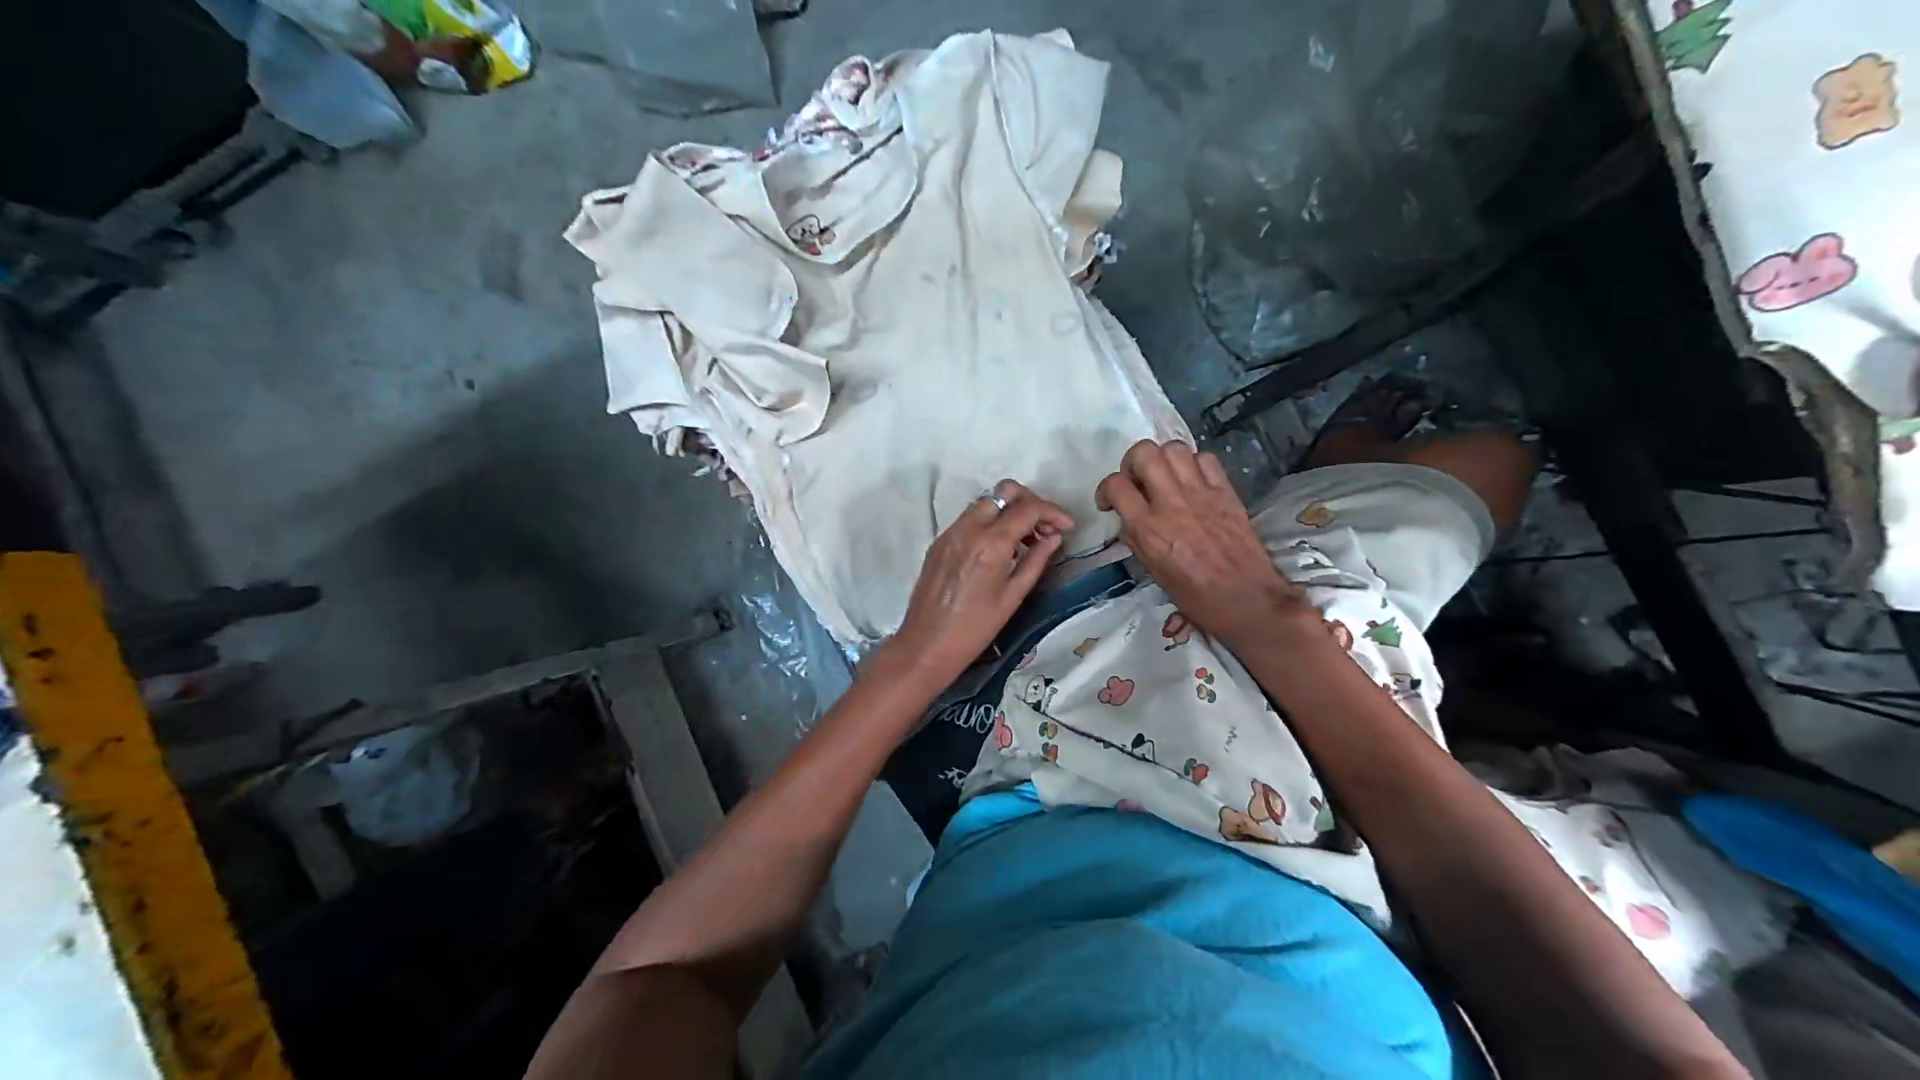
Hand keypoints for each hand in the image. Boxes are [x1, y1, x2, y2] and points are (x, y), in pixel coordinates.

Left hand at [888, 480, 1073, 684]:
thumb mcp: (1013, 596)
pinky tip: (1000, 549)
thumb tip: (1054, 537)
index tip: (1067, 527)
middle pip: (1004, 492)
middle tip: (1045, 528)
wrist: (927, 645)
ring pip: (985, 502)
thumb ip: (1036, 561)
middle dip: (1030, 503)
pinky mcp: (939, 542)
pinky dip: (990, 522)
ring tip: (1025, 540)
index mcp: (990, 543)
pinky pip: (969, 518)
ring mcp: (949, 533)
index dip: (1053, 512)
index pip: (1027, 508)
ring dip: (1009, 511)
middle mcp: (967, 529)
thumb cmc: (975, 629)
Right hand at [1096, 440, 1311, 647]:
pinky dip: (1194, 464)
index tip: (1110, 502)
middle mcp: (1172, 503)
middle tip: (1136, 480)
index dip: (1106, 489)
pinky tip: (1192, 480)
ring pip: (1174, 448)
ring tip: (1164, 476)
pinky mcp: (1226, 492)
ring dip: (1163, 458)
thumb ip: (1137, 538)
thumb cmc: (1196, 596)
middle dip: (1132, 462)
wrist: (1247, 599)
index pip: (1116, 485)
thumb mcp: (1153, 571)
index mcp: (1149, 529)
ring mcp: (1201, 494)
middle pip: (1144, 453)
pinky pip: (1206, 459)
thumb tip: (1129, 519)